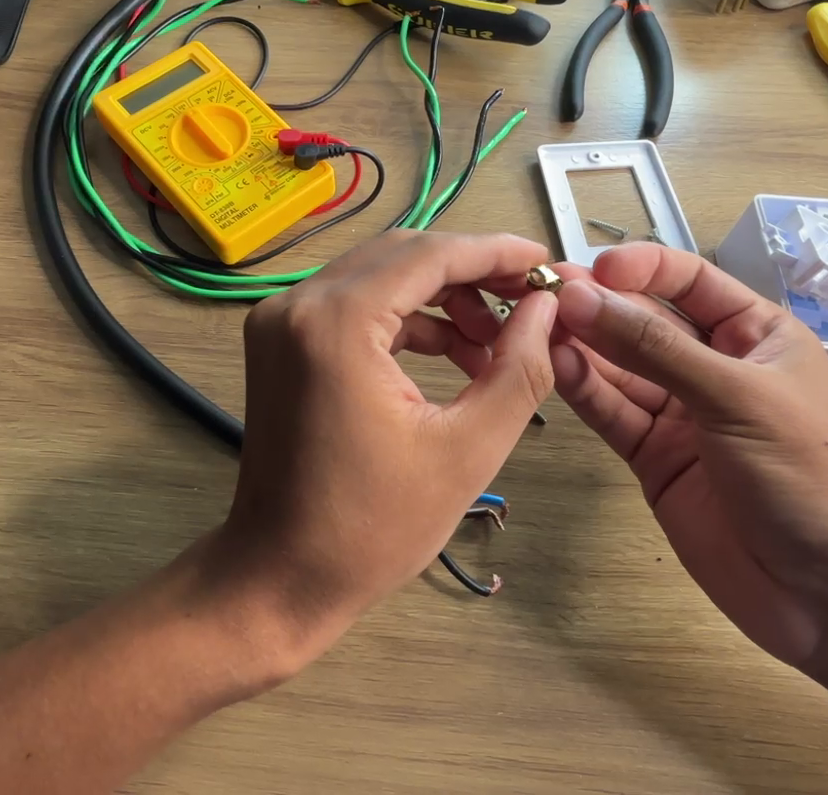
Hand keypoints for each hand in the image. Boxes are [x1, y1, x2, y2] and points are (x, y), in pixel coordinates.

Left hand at [219, 231, 557, 648]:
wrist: (280, 574)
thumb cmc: (372, 527)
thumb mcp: (467, 448)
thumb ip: (519, 368)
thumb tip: (547, 308)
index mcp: (335, 322)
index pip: (428, 254)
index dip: (494, 252)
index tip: (545, 261)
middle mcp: (296, 304)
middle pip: (400, 256)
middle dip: (470, 273)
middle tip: (527, 301)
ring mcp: (280, 321)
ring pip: (378, 278)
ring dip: (439, 299)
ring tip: (494, 343)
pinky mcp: (280, 342)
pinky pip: (354, 308)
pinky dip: (404, 320)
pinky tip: (452, 353)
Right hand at [547, 244, 827, 668]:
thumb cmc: (816, 479)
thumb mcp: (740, 398)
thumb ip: (655, 348)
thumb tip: (581, 296)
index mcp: (755, 336)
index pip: (689, 283)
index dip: (642, 269)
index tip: (593, 269)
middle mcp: (713, 367)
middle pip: (643, 322)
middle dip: (597, 305)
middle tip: (542, 292)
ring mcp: (680, 415)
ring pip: (619, 367)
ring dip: (580, 344)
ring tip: (535, 325)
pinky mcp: (653, 458)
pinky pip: (612, 412)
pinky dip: (582, 389)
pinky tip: (554, 365)